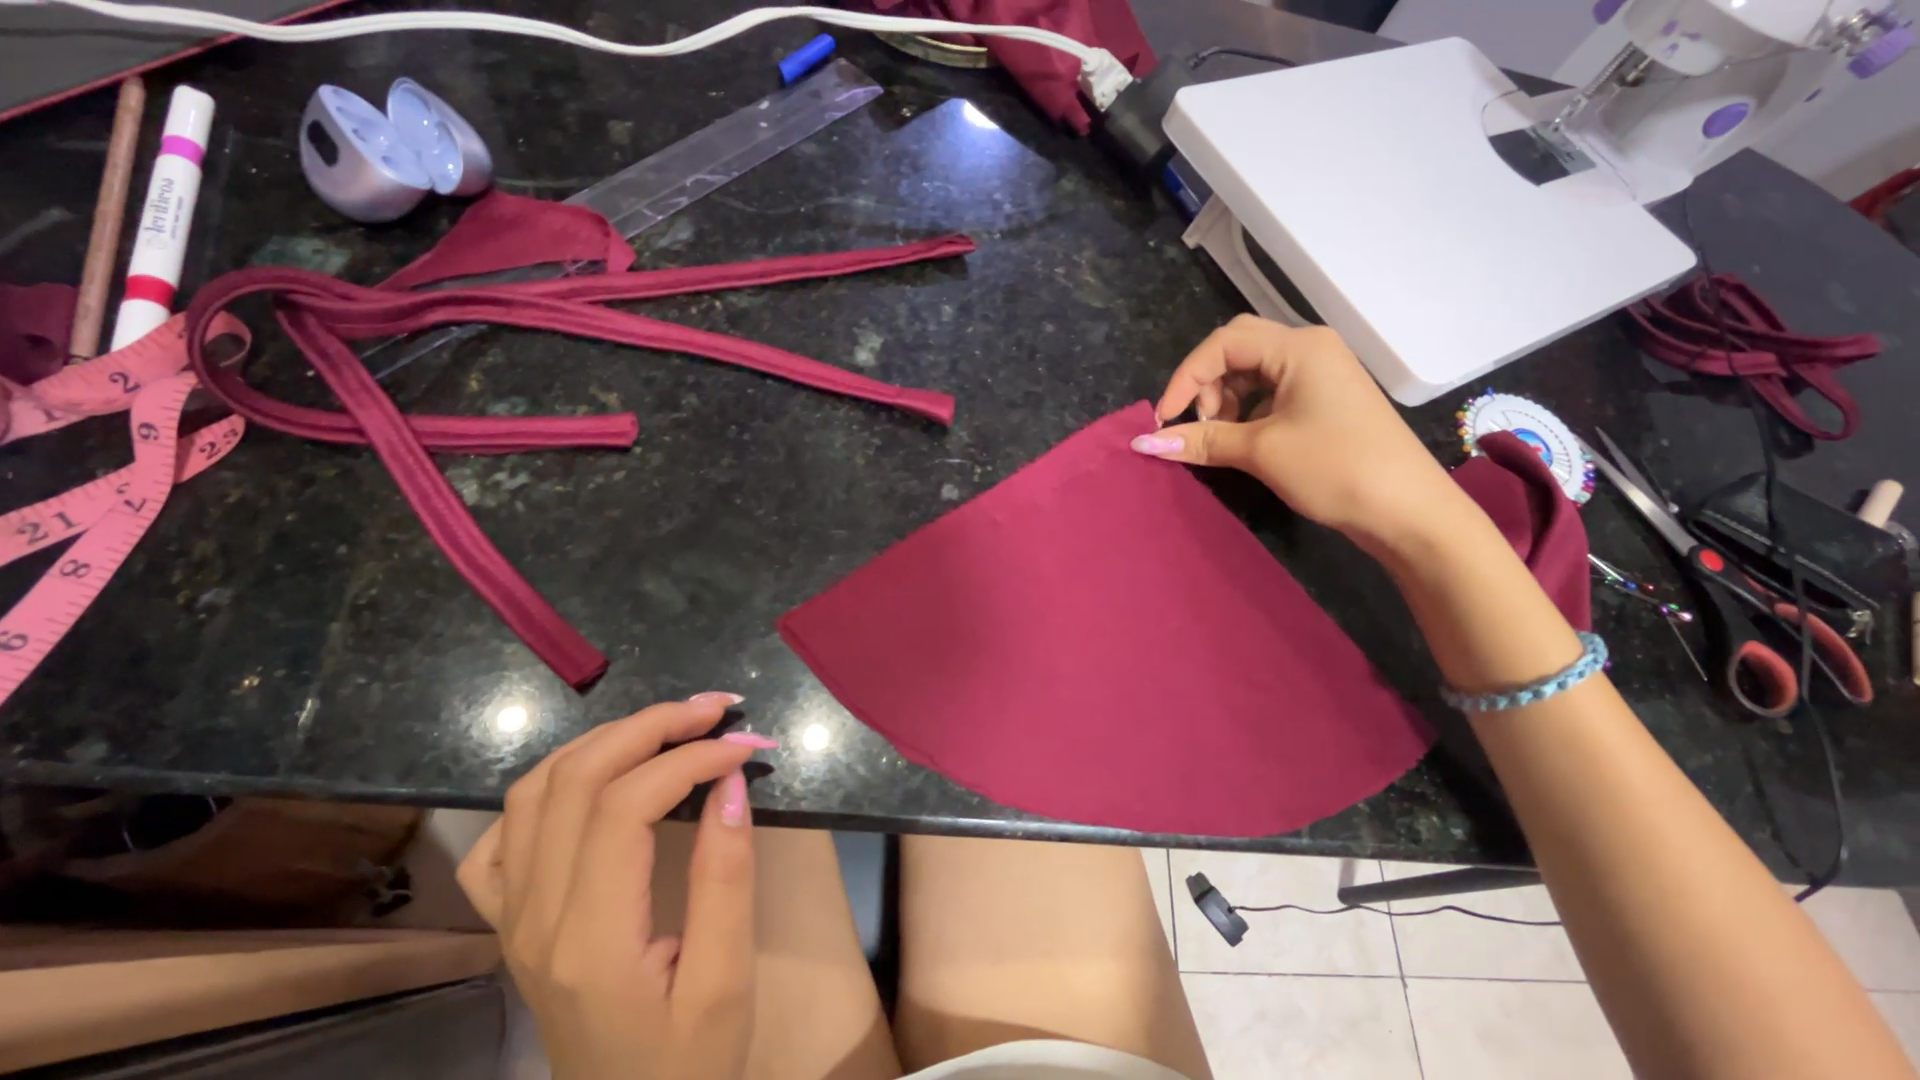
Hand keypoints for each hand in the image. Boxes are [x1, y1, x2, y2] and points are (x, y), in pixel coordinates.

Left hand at [458, 694, 772, 1079]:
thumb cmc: (689, 1067)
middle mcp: (534, 918)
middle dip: (648, 727)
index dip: (688, 759)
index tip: (745, 744)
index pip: (625, 806)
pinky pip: (502, 839)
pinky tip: (593, 786)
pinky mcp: (511, 926)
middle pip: (573, 780)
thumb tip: (731, 782)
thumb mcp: (727, 981)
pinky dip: (546, 791)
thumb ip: (725, 877)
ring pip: (533, 792)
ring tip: (666, 729)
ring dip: (601, 743)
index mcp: (590, 938)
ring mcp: (512, 920)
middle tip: (714, 710)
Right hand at [1130, 315, 1467, 554]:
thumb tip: (1144, 442)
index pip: (1223, 343)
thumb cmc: (1334, 468)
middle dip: (1208, 385)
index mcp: (1299, 347)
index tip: (1165, 420)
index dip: (1186, 378)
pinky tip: (1247, 442)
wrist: (1408, 510)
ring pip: (1255, 373)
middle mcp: (1311, 349)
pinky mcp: (1327, 400)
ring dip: (1228, 401)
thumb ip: (1202, 441)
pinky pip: (1274, 392)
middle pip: (1239, 349)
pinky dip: (1250, 413)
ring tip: (1223, 439)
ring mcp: (1323, 374)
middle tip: (1201, 426)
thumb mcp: (1261, 452)